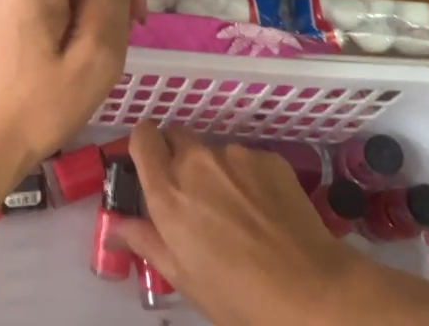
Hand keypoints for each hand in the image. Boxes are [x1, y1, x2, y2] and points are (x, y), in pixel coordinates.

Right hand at [113, 121, 359, 325]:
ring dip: (216, 171)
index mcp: (167, 191)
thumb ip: (147, 241)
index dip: (145, 147)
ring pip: (214, 151)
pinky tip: (264, 210)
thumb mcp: (183, 278)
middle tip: (192, 194)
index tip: (151, 166)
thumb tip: (118, 225)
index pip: (142, 136)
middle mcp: (196, 162)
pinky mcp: (269, 157)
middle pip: (176, 136)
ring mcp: (235, 155)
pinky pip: (248, 160)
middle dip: (177, 157)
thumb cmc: (236, 294)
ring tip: (237, 210)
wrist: (310, 290)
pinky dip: (248, 177)